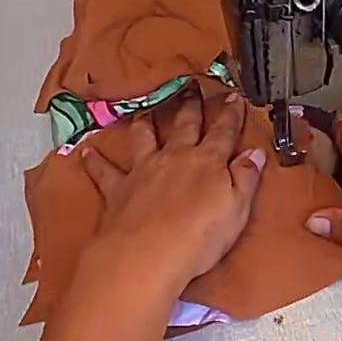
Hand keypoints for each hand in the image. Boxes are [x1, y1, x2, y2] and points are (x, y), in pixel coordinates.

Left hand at [79, 91, 266, 292]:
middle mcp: (175, 158)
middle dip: (191, 106)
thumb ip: (245, 179)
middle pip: (185, 126)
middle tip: (191, 87)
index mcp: (208, 163)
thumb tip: (254, 154)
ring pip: (145, 137)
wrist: (148, 253)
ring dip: (147, 121)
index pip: (223, 132)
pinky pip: (104, 170)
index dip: (230, 114)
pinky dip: (95, 160)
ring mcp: (144, 170)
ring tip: (147, 109)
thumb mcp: (236, 210)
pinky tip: (87, 150)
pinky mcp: (118, 189)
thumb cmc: (199, 237)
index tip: (232, 97)